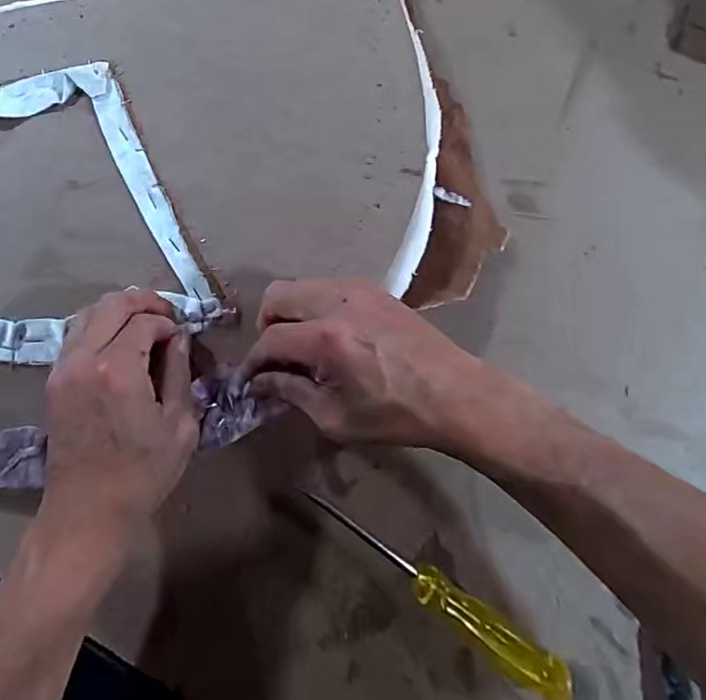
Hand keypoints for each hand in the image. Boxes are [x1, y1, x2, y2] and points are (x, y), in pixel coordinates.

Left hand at [39, 290, 198, 540]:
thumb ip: (179, 374)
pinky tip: (119, 344)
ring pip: (90, 312)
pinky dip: (100, 327)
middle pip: (113, 303)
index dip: (169, 322)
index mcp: (117, 368)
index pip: (146, 321)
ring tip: (144, 326)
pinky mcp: (53, 380)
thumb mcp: (180, 425)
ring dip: (119, 311)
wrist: (86, 513)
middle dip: (145, 302)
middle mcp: (84, 358)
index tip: (182, 338)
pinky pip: (76, 334)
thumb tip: (177, 340)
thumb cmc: (141, 474)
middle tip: (167, 316)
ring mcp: (63, 368)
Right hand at [242, 278, 499, 451]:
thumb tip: (262, 381)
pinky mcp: (373, 288)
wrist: (455, 392)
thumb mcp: (336, 419)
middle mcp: (337, 302)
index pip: (270, 339)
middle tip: (276, 356)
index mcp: (327, 338)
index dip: (253, 361)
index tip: (250, 379)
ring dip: (290, 312)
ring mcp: (357, 289)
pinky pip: (327, 287)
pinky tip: (330, 334)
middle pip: (276, 296)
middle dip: (266, 326)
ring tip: (303, 346)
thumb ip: (292, 393)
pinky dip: (315, 305)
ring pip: (300, 285)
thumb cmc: (397, 414)